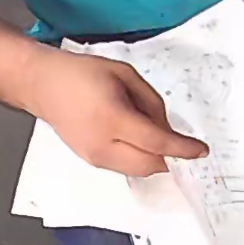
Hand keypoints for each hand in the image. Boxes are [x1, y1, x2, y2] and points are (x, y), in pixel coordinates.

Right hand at [8, 47, 207, 175]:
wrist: (43, 85)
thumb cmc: (82, 74)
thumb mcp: (125, 75)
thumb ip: (152, 103)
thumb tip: (167, 129)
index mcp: (113, 118)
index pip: (157, 142)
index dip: (182, 149)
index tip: (201, 151)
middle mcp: (103, 144)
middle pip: (150, 164)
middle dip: (170, 158)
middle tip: (181, 143)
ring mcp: (95, 158)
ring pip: (139, 170)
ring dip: (155, 158)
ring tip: (151, 134)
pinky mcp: (92, 162)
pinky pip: (126, 167)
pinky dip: (140, 158)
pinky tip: (137, 140)